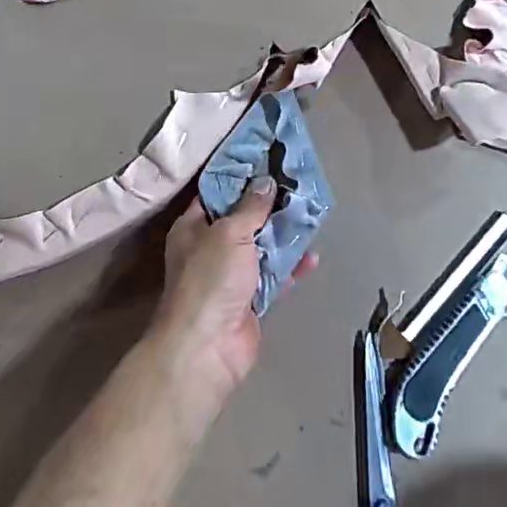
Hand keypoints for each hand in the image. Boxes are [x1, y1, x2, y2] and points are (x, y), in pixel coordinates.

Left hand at [147, 179, 316, 407]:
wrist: (207, 346)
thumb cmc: (210, 280)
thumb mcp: (229, 233)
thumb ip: (251, 207)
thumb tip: (266, 181)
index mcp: (194, 227)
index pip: (217, 193)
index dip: (241, 177)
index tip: (267, 160)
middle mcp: (211, 247)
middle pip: (244, 219)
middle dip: (270, 206)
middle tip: (298, 186)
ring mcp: (231, 275)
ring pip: (262, 247)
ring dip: (284, 236)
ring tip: (311, 216)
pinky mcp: (250, 297)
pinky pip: (274, 276)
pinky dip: (291, 267)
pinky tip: (311, 258)